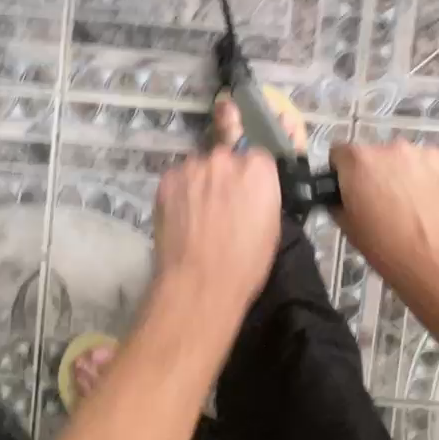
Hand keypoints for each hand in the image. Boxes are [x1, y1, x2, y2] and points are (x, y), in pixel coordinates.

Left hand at [151, 147, 281, 315]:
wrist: (199, 283)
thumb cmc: (245, 263)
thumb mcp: (271, 225)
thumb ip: (262, 194)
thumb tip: (251, 190)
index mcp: (258, 168)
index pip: (257, 157)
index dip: (250, 175)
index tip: (246, 192)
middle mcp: (225, 159)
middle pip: (226, 157)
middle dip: (224, 175)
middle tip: (220, 203)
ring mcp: (192, 167)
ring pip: (198, 167)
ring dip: (200, 182)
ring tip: (197, 213)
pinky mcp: (167, 179)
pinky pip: (177, 179)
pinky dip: (179, 192)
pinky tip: (180, 216)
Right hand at [328, 141, 438, 302]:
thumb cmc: (390, 252)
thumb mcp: (349, 229)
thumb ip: (340, 202)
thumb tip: (344, 197)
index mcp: (359, 161)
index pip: (340, 154)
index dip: (343, 173)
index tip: (352, 191)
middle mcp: (391, 148)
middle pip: (377, 156)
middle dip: (378, 175)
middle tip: (386, 206)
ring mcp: (426, 153)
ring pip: (408, 161)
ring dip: (407, 177)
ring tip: (416, 209)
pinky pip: (436, 167)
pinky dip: (434, 181)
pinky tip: (438, 207)